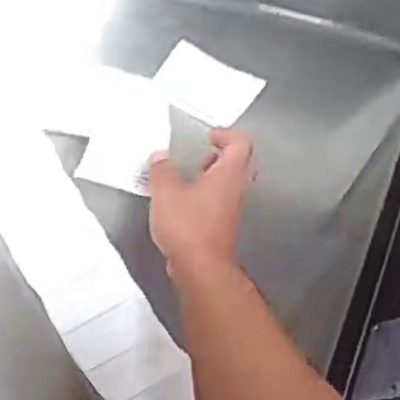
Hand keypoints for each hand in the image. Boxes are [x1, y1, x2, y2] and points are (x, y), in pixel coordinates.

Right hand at [147, 127, 253, 279]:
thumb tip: (160, 157)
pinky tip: (181, 207)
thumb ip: (162, 172)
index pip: (239, 141)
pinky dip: (202, 199)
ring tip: (185, 183)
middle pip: (235, 163)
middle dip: (216, 157)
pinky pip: (216, 203)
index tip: (210, 136)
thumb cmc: (189, 229)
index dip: (225, 134)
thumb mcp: (166, 194)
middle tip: (199, 158)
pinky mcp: (220, 226)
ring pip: (225, 184)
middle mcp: (235, 189)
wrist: (199, 265)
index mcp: (228, 173)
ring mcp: (230, 209)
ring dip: (208, 179)